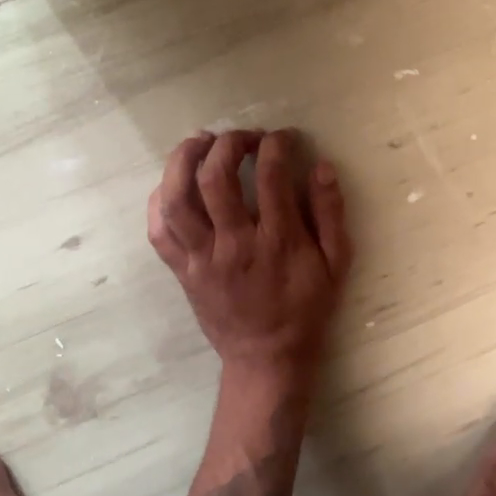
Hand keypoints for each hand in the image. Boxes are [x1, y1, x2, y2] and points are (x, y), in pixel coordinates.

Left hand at [147, 129, 352, 385]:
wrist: (266, 358)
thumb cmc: (306, 308)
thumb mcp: (337, 262)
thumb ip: (331, 213)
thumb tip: (322, 167)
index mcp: (278, 240)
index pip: (271, 175)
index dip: (276, 144)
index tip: (284, 137)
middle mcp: (234, 244)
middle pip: (216, 178)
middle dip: (228, 144)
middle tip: (244, 137)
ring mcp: (202, 258)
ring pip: (177, 200)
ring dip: (183, 161)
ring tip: (200, 142)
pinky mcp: (182, 271)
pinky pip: (159, 230)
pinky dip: (160, 199)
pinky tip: (174, 181)